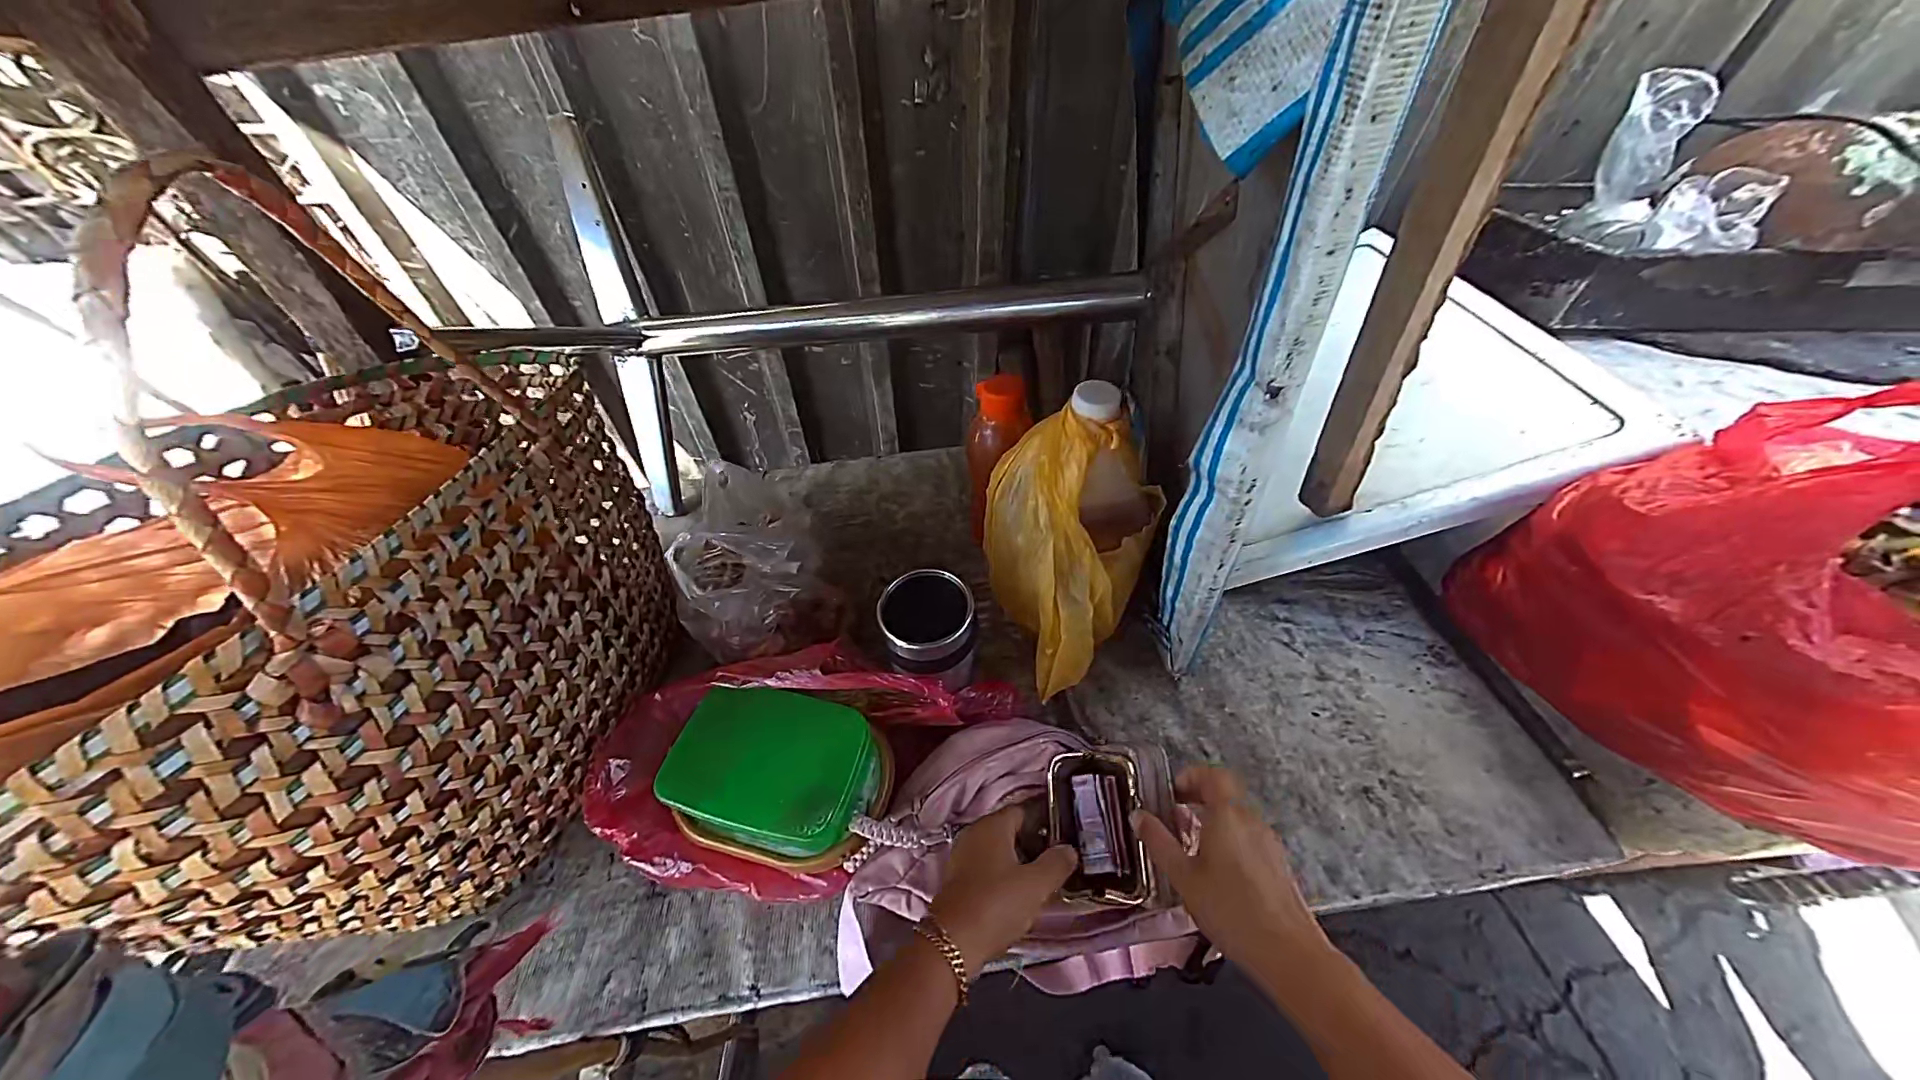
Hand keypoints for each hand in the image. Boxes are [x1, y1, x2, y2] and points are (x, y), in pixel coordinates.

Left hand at [927, 804, 1077, 972]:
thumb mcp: (1035, 885)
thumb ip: (1056, 863)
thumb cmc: (996, 904)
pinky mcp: (958, 880)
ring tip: (1042, 883)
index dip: (1045, 822)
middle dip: (1033, 845)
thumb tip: (1068, 849)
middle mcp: (974, 833)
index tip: (1064, 839)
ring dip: (1019, 864)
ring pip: (999, 852)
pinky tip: (1017, 897)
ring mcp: (963, 856)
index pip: (1022, 811)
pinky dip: (1002, 878)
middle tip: (1057, 863)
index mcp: (992, 825)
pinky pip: (987, 870)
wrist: (953, 943)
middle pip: (1010, 831)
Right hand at [1133, 766, 1332, 966]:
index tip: (1171, 791)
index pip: (1212, 775)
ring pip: (1236, 817)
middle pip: (1224, 794)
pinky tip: (1216, 871)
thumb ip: (1158, 842)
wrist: (1288, 953)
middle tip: (1174, 814)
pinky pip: (1248, 838)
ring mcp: (1269, 842)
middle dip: (1197, 798)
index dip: (1190, 776)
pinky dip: (1229, 840)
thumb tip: (1139, 816)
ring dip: (1212, 820)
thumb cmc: (1230, 911)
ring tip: (1191, 845)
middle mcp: (1251, 821)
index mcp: (1227, 816)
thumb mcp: (1183, 877)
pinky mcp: (1278, 864)